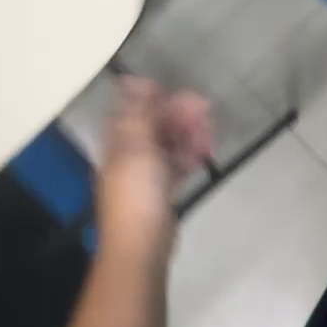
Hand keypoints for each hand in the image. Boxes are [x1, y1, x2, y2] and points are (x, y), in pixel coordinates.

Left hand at [95, 78, 214, 256]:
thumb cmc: (137, 194)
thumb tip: (130, 80)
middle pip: (156, 125)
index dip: (154, 99)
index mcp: (118, 143)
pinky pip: (178, 162)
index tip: (179, 93)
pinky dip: (190, 155)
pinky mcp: (162, 188)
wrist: (142, 246)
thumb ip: (136, 113)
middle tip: (206, 111)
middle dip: (181, 116)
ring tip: (209, 138)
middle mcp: (130, 154)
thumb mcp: (135, 148)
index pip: (134, 111)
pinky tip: (205, 154)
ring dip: (190, 135)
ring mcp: (146, 173)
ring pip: (171, 143)